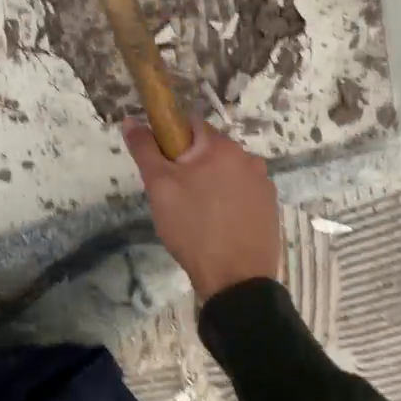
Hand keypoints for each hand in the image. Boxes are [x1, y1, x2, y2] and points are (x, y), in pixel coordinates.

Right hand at [123, 113, 280, 301]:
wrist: (235, 280)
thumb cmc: (193, 226)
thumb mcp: (159, 185)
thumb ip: (144, 149)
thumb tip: (130, 120)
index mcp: (223, 147)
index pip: (189, 124)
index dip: (169, 140)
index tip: (160, 166)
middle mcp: (249, 158)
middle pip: (207, 149)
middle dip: (187, 165)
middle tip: (172, 194)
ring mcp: (263, 185)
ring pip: (224, 172)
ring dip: (207, 182)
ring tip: (192, 212)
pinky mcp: (270, 208)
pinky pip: (239, 192)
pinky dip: (225, 200)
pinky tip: (214, 224)